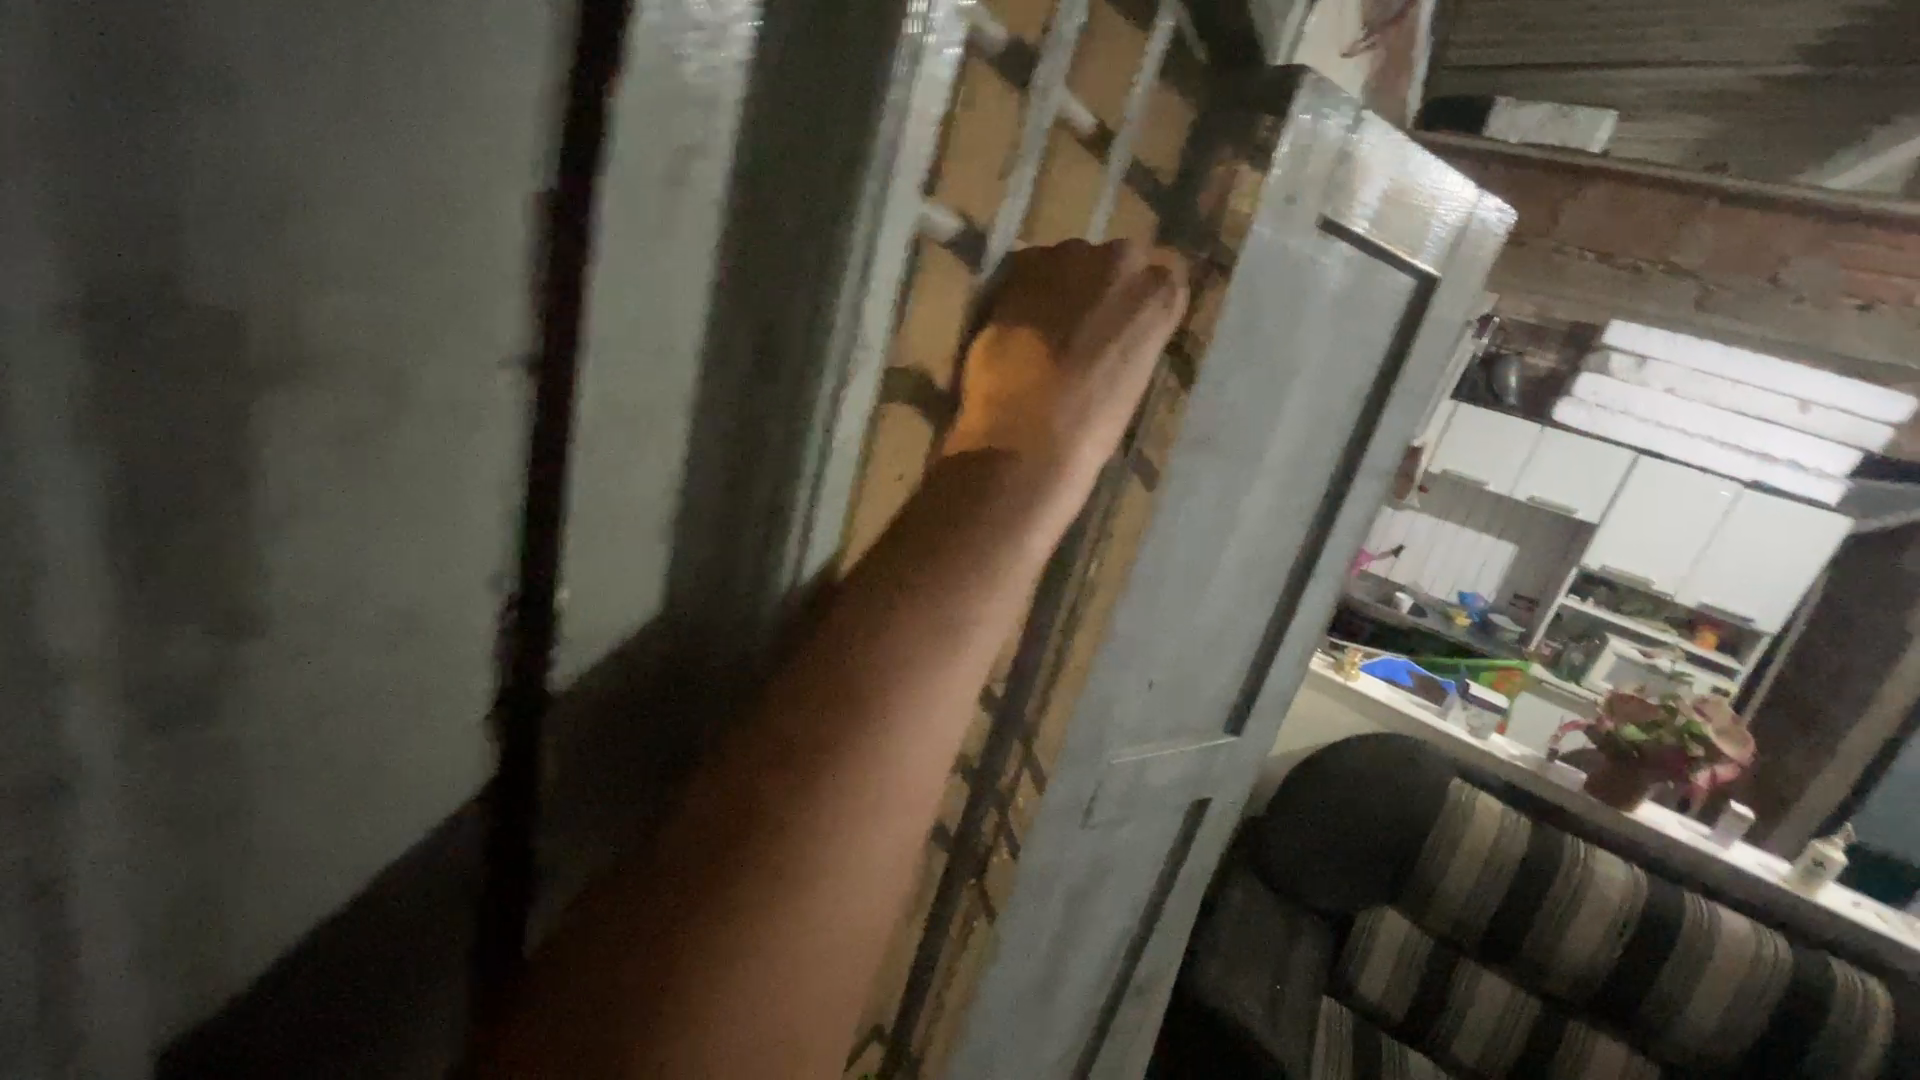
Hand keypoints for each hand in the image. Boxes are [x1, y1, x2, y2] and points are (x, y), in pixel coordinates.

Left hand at [943, 239, 1187, 497]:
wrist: (1025, 436)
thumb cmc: (1088, 428)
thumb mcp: (1130, 381)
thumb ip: (1130, 343)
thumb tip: (1111, 339)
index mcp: (1162, 295)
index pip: (1159, 280)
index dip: (1134, 304)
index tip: (1119, 327)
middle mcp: (1121, 260)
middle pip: (1114, 262)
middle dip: (1097, 287)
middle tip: (1077, 328)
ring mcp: (1068, 257)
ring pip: (1067, 262)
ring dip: (1057, 286)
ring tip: (1040, 330)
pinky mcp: (1018, 267)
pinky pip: (1025, 271)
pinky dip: (1020, 292)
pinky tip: (1012, 328)